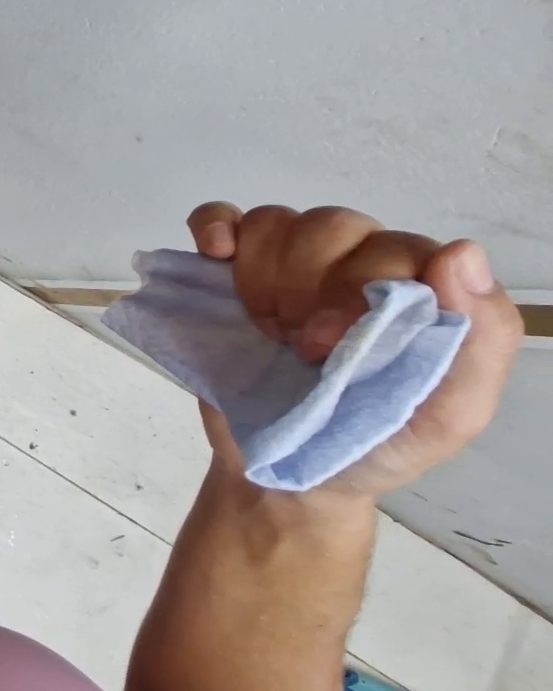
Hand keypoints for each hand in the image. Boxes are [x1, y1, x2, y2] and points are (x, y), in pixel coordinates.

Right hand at [186, 203, 522, 498]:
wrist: (277, 472)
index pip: (395, 247)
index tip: (319, 347)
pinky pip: (219, 217)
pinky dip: (214, 225)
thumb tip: (460, 253)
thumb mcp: (446, 415)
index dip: (352, 288)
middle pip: (331, 226)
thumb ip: (477, 342)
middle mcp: (352, 270)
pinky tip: (216, 254)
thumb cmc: (365, 447)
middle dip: (300, 287)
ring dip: (258, 273)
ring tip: (260, 326)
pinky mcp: (225, 273)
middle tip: (290, 344)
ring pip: (276, 221)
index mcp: (415, 295)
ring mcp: (284, 270)